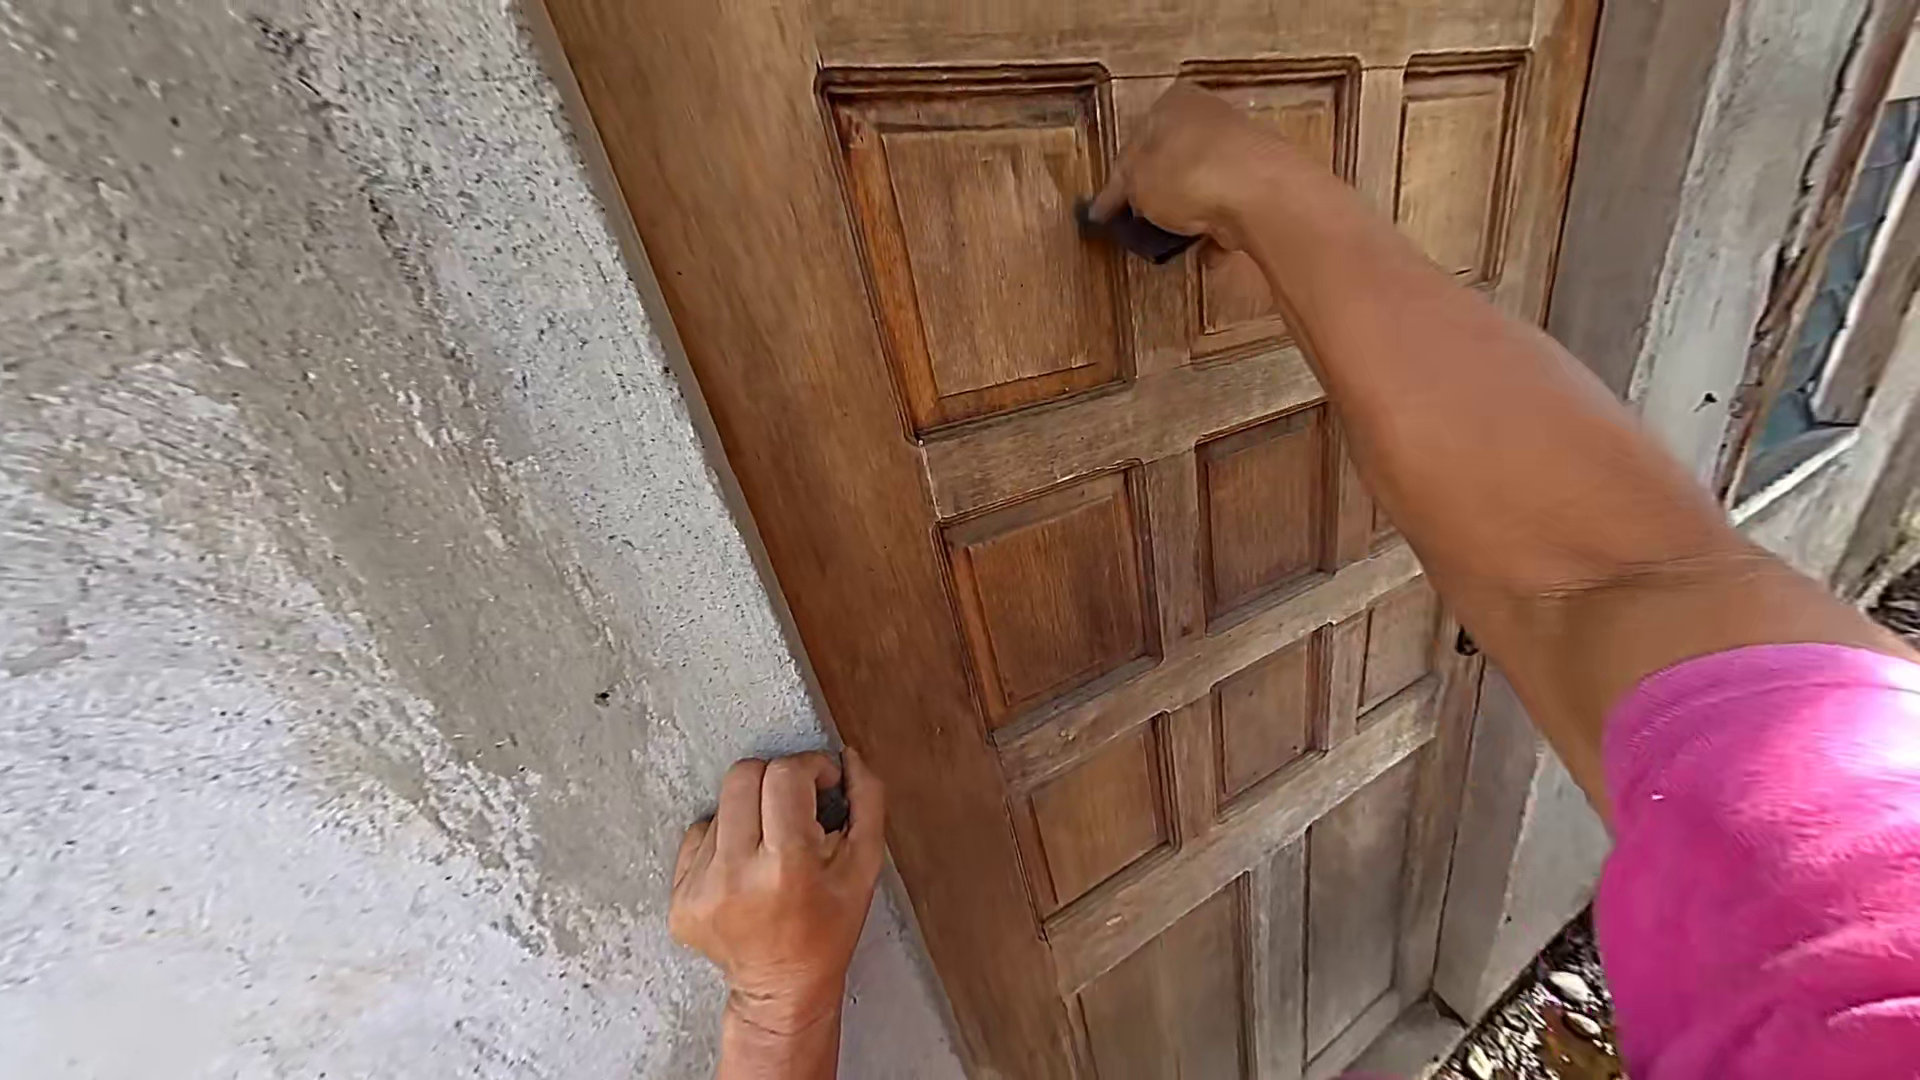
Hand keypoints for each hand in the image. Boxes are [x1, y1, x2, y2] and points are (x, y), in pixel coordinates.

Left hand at [669, 750, 886, 1036]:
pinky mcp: (679, 897)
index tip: (823, 783)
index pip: (785, 773)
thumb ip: (867, 799)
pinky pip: (700, 831)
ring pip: (723, 800)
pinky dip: (727, 835)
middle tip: (796, 805)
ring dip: (752, 808)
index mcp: (786, 865)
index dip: (811, 766)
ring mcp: (699, 888)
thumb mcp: (866, 861)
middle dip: (777, 778)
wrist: (782, 989)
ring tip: (771, 841)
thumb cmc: (830, 925)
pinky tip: (747, 862)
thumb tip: (847, 756)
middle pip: (744, 774)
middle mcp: (734, 874)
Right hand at [1090, 83, 1319, 250]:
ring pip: (1196, 187)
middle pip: (1167, 165)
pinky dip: (1212, 232)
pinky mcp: (1255, 180)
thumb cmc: (1187, 176)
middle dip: (1153, 198)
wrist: (1256, 194)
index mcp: (1172, 103)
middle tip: (1136, 228)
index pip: (1132, 148)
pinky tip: (1204, 250)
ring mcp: (1235, 148)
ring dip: (1183, 217)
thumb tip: (1111, 203)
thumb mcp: (1135, 183)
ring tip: (1170, 242)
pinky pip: (1223, 210)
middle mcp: (1206, 117)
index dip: (1116, 186)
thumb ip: (1120, 191)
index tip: (1103, 215)